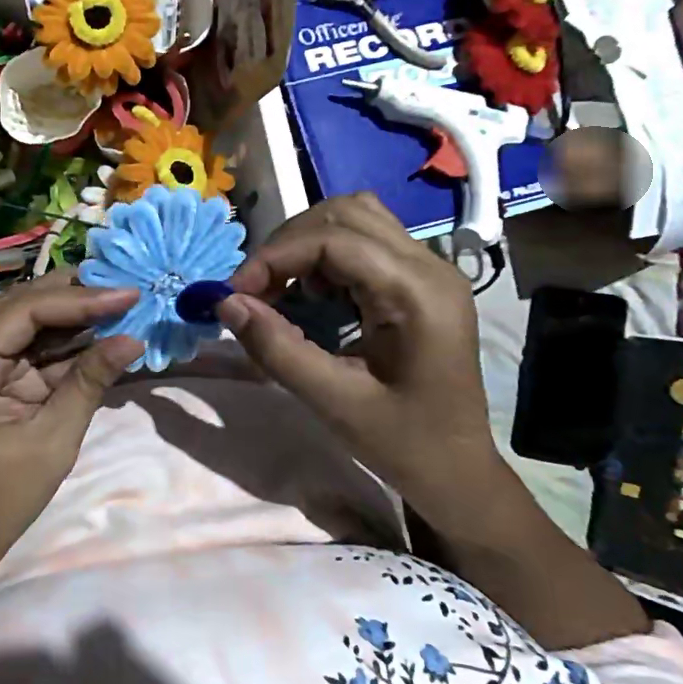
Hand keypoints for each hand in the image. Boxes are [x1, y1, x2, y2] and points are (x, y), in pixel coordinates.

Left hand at [0, 271, 142, 576]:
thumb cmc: (2, 497)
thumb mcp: (53, 438)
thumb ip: (89, 381)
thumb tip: (134, 339)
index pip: (23, 313)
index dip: (79, 300)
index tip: (128, 293)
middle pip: (23, 309)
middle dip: (78, 299)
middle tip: (128, 286)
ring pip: (30, 325)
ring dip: (77, 317)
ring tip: (124, 301)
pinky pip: (33, 350)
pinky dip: (69, 344)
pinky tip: (104, 330)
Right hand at [218, 194, 497, 522]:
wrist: (456, 470)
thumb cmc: (402, 443)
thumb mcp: (333, 401)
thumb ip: (277, 348)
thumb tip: (226, 304)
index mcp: (417, 293)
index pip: (335, 239)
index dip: (275, 257)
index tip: (236, 294)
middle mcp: (431, 267)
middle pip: (348, 213)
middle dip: (290, 244)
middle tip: (256, 291)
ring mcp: (432, 271)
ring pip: (359, 219)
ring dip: (309, 244)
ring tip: (286, 290)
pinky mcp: (424, 282)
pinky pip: (369, 243)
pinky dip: (329, 256)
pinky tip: (315, 295)